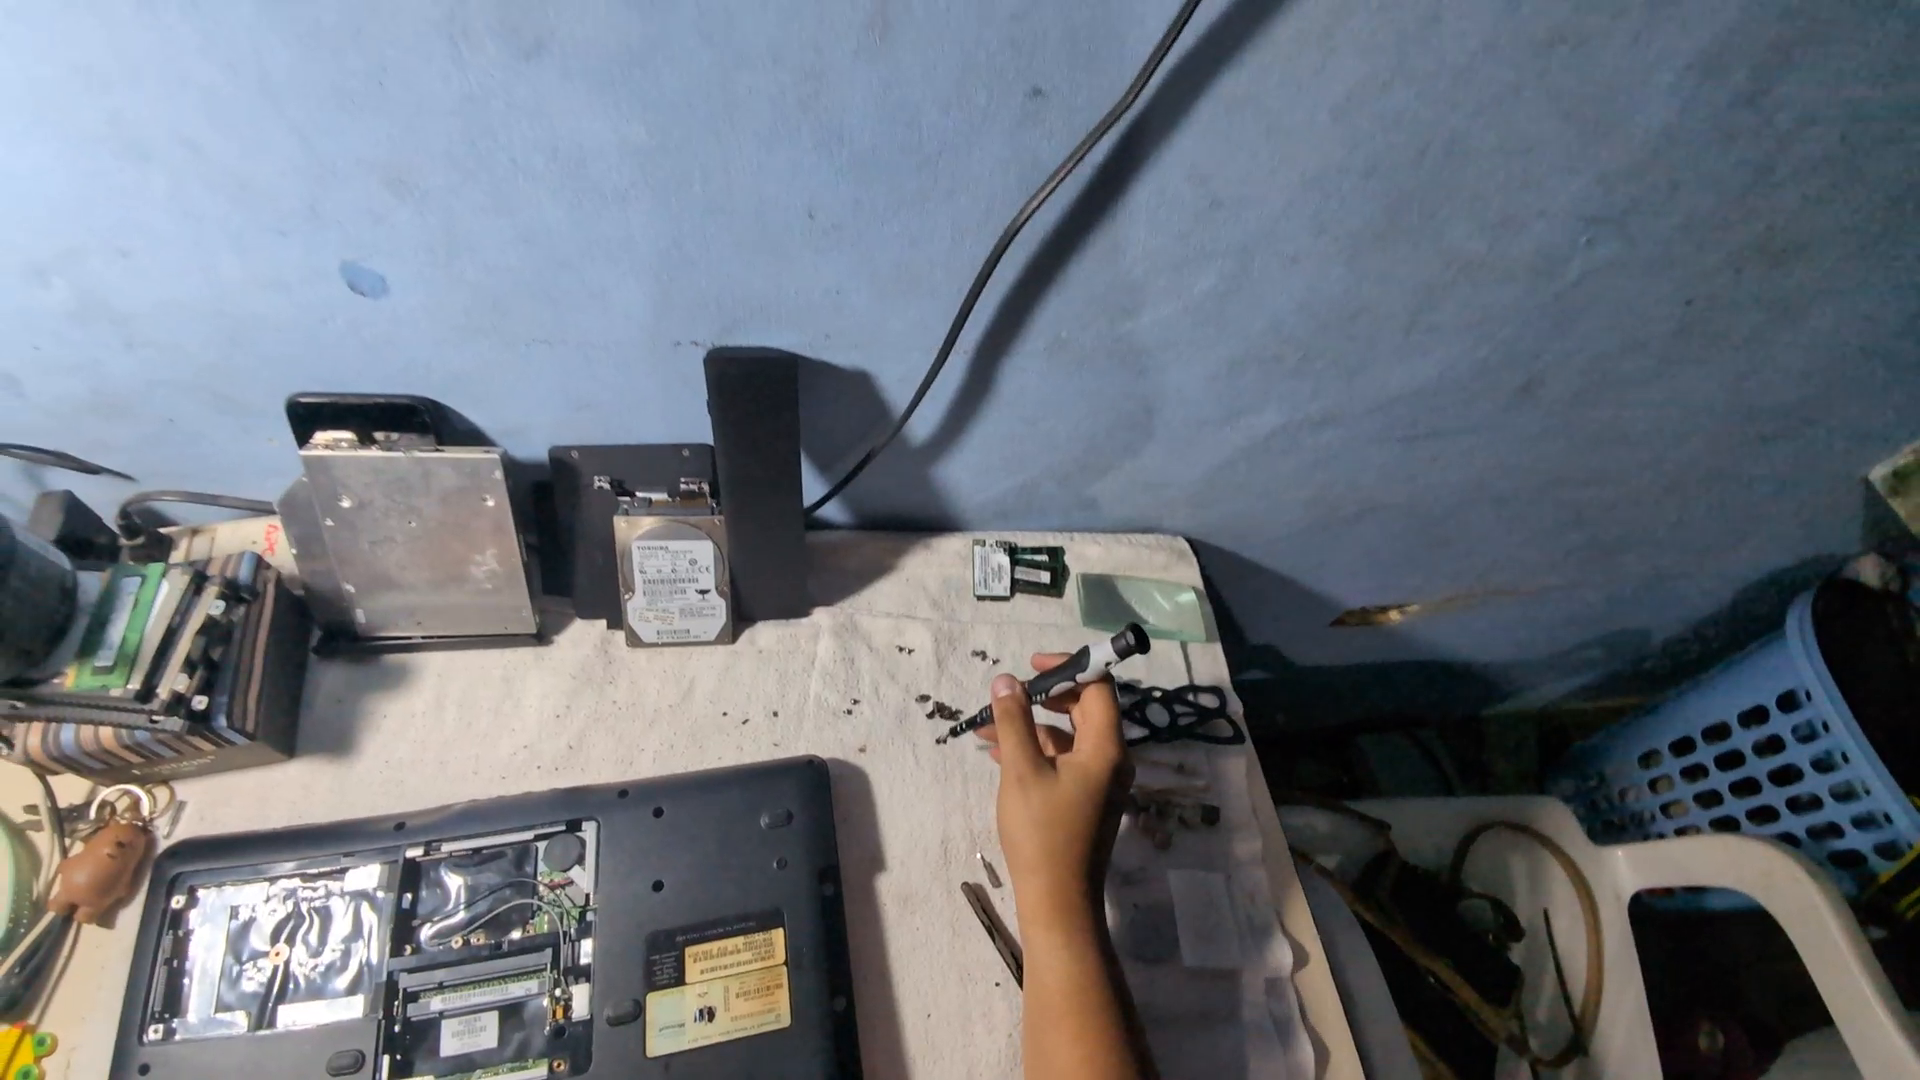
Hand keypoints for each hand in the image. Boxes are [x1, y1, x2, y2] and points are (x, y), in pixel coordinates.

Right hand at [976, 654, 1132, 930]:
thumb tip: (1006, 680)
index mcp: (1106, 747)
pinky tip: (999, 755)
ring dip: (1032, 726)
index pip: (1099, 687)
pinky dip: (1036, 751)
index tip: (1033, 665)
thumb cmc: (1041, 832)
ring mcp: (1102, 782)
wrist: (1058, 902)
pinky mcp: (1088, 799)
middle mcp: (1112, 759)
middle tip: (1011, 693)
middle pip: (1085, 708)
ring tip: (989, 728)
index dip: (1069, 667)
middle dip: (1046, 696)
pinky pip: (1065, 760)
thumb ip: (1013, 720)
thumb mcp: (1021, 769)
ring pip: (1069, 736)